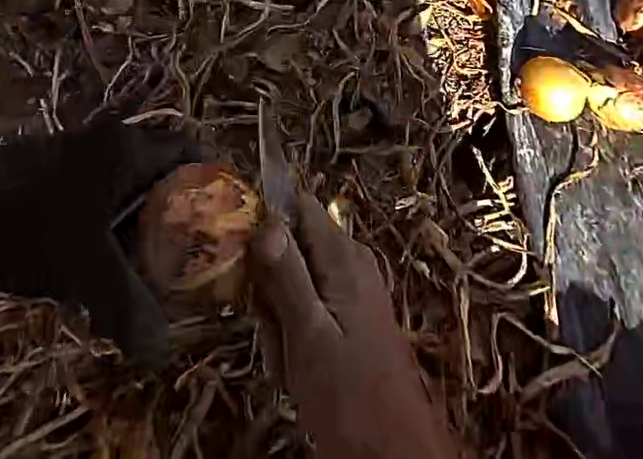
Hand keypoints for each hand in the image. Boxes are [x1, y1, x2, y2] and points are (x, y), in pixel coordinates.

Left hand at [0, 122, 202, 366]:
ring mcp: (82, 157)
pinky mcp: (59, 175)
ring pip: (132, 181)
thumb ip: (125, 305)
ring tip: (166, 249)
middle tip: (202, 233)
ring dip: (150, 210)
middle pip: (163, 164)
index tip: (229, 199)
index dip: (212, 169)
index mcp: (126, 150)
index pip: (187, 147)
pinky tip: (116, 252)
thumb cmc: (26, 224)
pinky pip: (105, 192)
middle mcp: (110, 144)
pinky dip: (119, 217)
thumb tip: (163, 352)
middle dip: (184, 196)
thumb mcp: (82, 268)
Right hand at [251, 193, 456, 458]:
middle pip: (293, 250)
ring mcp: (351, 294)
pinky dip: (296, 339)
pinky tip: (296, 373)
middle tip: (271, 330)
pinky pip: (309, 313)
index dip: (269, 225)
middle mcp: (350, 265)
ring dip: (280, 322)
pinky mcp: (349, 322)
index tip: (247, 258)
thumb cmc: (350, 394)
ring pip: (295, 286)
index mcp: (344, 257)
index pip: (300, 208)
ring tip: (286, 362)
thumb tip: (268, 220)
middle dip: (272, 287)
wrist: (395, 455)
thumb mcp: (309, 332)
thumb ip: (287, 274)